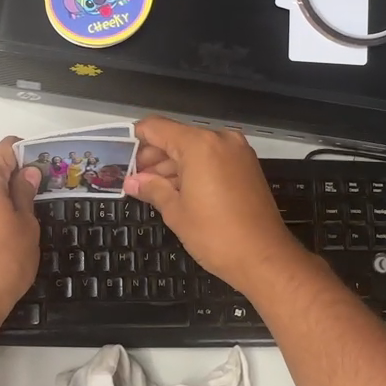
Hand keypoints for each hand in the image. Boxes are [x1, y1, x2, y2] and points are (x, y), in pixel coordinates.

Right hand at [123, 117, 310, 294]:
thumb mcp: (175, 211)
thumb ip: (152, 189)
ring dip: (173, 165)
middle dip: (154, 157)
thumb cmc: (216, 235)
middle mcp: (220, 140)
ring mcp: (237, 152)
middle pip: (177, 137)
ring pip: (195, 149)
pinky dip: (194, 170)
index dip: (136, 140)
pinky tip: (178, 191)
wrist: (264, 257)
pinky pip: (212, 159)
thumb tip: (132, 182)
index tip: (121, 156)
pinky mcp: (247, 167)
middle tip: (134, 180)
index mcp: (200, 145)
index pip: (157, 128)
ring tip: (152, 190)